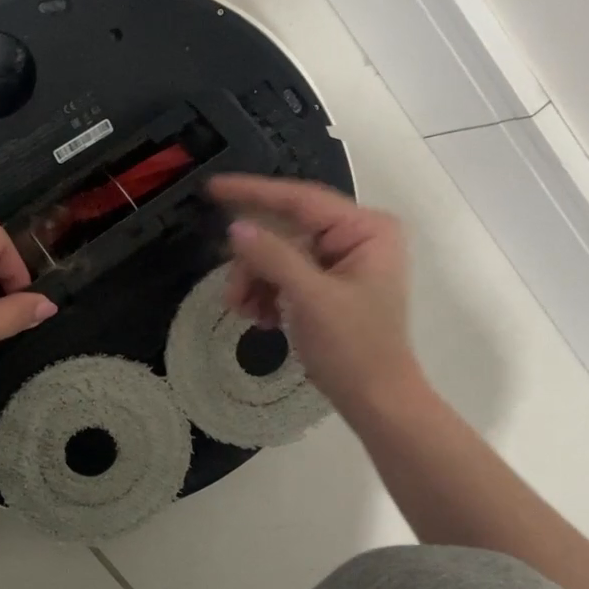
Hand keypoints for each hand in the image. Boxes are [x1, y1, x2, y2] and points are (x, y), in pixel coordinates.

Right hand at [209, 174, 422, 410]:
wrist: (376, 400)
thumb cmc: (354, 348)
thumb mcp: (311, 299)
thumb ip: (272, 257)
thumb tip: (235, 228)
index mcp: (366, 229)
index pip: (300, 200)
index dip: (253, 193)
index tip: (212, 187)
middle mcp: (356, 237)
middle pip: (284, 232)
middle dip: (253, 263)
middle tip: (233, 294)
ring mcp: (342, 262)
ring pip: (277, 256)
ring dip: (255, 283)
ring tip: (247, 314)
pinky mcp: (328, 286)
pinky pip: (283, 277)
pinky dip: (266, 295)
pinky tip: (263, 320)